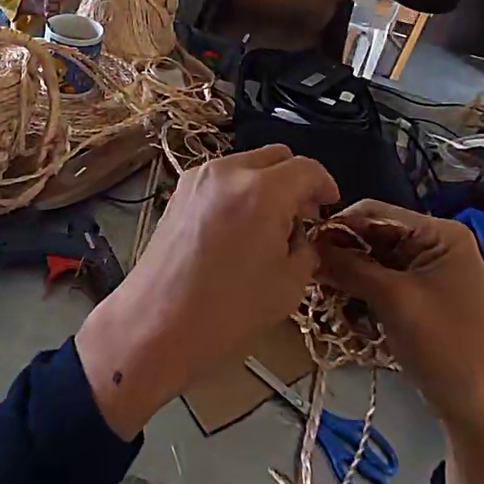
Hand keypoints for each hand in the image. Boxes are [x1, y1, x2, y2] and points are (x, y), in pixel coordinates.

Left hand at [75, 146, 338, 438]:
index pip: (307, 169)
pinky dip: (240, 189)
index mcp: (262, 191)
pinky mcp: (179, 192)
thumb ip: (306, 247)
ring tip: (269, 224)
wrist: (153, 327)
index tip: (329, 207)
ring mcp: (199, 178)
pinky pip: (222, 177)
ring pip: (248, 164)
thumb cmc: (226, 313)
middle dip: (296, 180)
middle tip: (303, 216)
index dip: (326, 185)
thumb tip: (301, 232)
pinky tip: (239, 226)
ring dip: (267, 183)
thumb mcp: (287, 285)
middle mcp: (229, 171)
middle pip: (277, 156)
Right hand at [317, 201, 483, 422]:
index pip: (374, 213)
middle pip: (373, 240)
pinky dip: (361, 301)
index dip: (337, 226)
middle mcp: (434, 248)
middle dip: (341, 258)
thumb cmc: (449, 346)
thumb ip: (349, 267)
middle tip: (306, 278)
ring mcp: (429, 280)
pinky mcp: (422, 308)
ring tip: (321, 300)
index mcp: (438, 233)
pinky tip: (343, 317)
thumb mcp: (395, 300)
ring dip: (347, 282)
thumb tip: (308, 246)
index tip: (301, 246)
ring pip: (374, 268)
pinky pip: (382, 292)